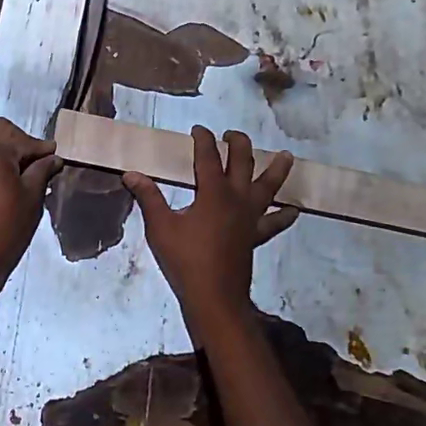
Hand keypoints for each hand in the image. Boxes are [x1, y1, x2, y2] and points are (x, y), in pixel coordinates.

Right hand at [123, 126, 297, 328]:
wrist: (215, 296)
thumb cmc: (186, 260)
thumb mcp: (160, 227)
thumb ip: (148, 198)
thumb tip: (131, 174)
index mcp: (213, 192)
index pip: (208, 156)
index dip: (203, 139)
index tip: (199, 129)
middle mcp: (237, 198)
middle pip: (243, 162)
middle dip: (238, 143)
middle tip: (232, 134)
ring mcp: (251, 217)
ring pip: (268, 187)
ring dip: (277, 169)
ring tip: (286, 156)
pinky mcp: (256, 235)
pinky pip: (274, 222)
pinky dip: (284, 215)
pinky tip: (293, 211)